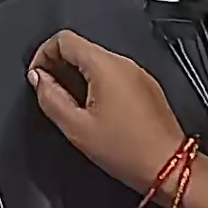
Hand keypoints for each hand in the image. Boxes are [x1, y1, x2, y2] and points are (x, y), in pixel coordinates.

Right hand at [28, 30, 189, 192]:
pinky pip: (112, 73)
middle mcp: (123, 63)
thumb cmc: (127, 150)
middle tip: (50, 92)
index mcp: (105, 66)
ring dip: (76, 76)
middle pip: (80, 48)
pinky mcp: (145, 86)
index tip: (37, 77)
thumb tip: (39, 79)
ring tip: (71, 105)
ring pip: (95, 61)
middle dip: (58, 66)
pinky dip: (95, 83)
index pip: (64, 39)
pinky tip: (93, 110)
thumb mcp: (75, 127)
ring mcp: (137, 73)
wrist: (170, 168)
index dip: (43, 55)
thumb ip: (50, 97)